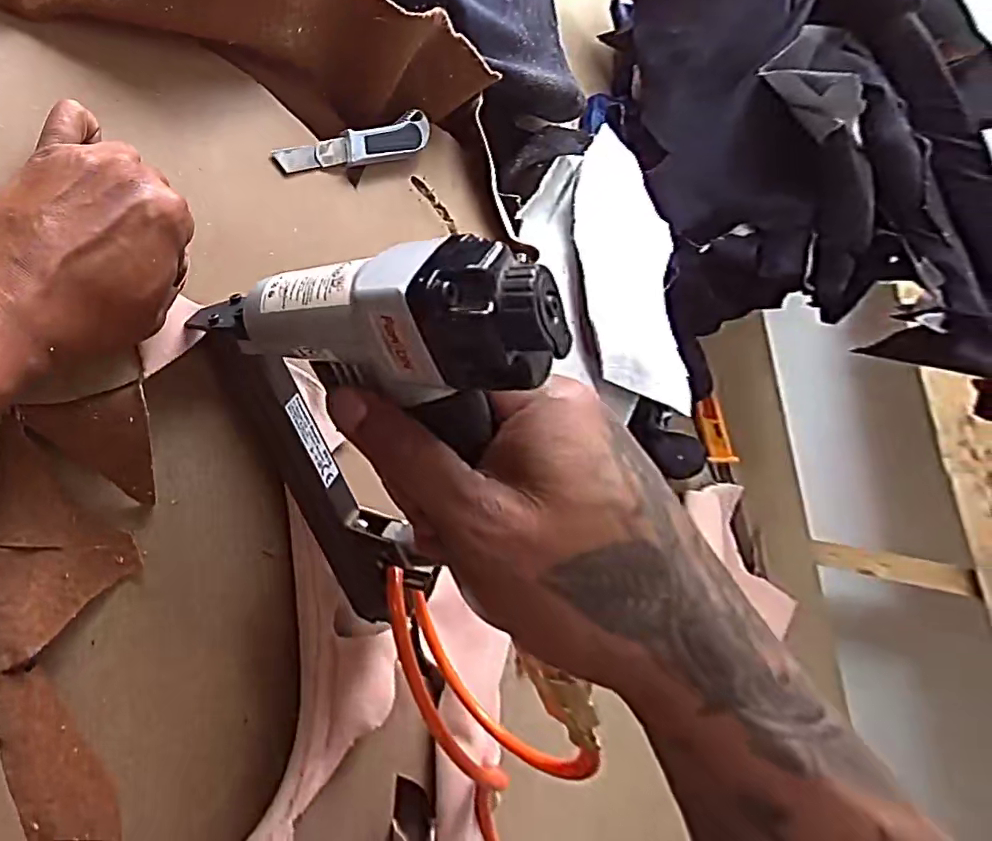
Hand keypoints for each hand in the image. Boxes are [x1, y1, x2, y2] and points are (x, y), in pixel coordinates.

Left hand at [0, 99, 192, 367]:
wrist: (15, 312)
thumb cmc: (73, 317)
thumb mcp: (149, 315)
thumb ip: (168, 275)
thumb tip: (162, 261)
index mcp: (168, 214)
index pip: (173, 221)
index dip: (152, 246)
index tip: (133, 259)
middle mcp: (134, 178)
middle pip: (144, 187)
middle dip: (128, 216)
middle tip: (101, 248)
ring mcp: (89, 162)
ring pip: (113, 160)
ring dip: (104, 184)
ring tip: (79, 218)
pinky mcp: (48, 156)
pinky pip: (72, 120)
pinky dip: (78, 132)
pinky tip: (72, 156)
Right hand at [327, 377, 720, 693]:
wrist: (687, 666)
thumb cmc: (597, 594)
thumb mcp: (473, 518)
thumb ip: (402, 453)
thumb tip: (350, 402)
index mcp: (543, 401)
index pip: (435, 372)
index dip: (394, 405)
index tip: (370, 431)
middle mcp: (558, 414)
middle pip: (444, 417)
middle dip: (425, 473)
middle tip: (440, 518)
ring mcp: (565, 449)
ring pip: (464, 453)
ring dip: (448, 500)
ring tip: (469, 543)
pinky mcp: (568, 480)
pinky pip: (494, 477)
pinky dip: (477, 511)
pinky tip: (487, 547)